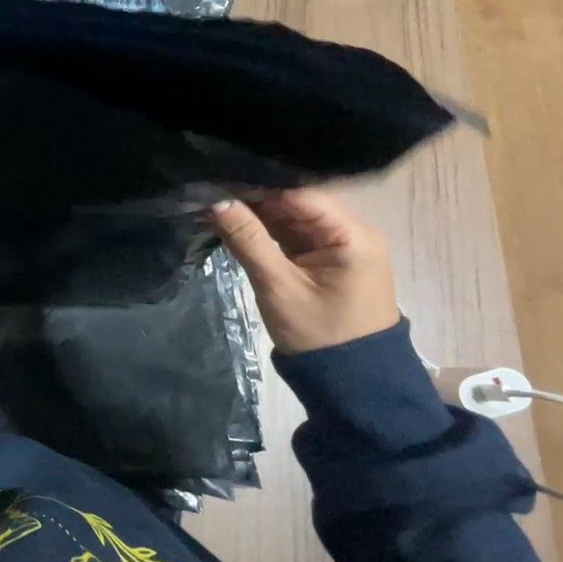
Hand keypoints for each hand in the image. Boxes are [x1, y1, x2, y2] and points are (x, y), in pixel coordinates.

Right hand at [212, 189, 400, 354]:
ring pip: (290, 215)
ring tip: (214, 200)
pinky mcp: (325, 256)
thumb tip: (214, 199)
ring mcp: (338, 244)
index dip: (258, 184)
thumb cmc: (319, 333)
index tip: (218, 178)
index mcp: (352, 235)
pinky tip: (233, 218)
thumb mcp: (278, 286)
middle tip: (209, 188)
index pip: (299, 193)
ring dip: (255, 210)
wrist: (351, 383)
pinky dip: (264, 227)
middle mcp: (351, 231)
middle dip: (253, 195)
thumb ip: (247, 238)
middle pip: (294, 200)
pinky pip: (291, 231)